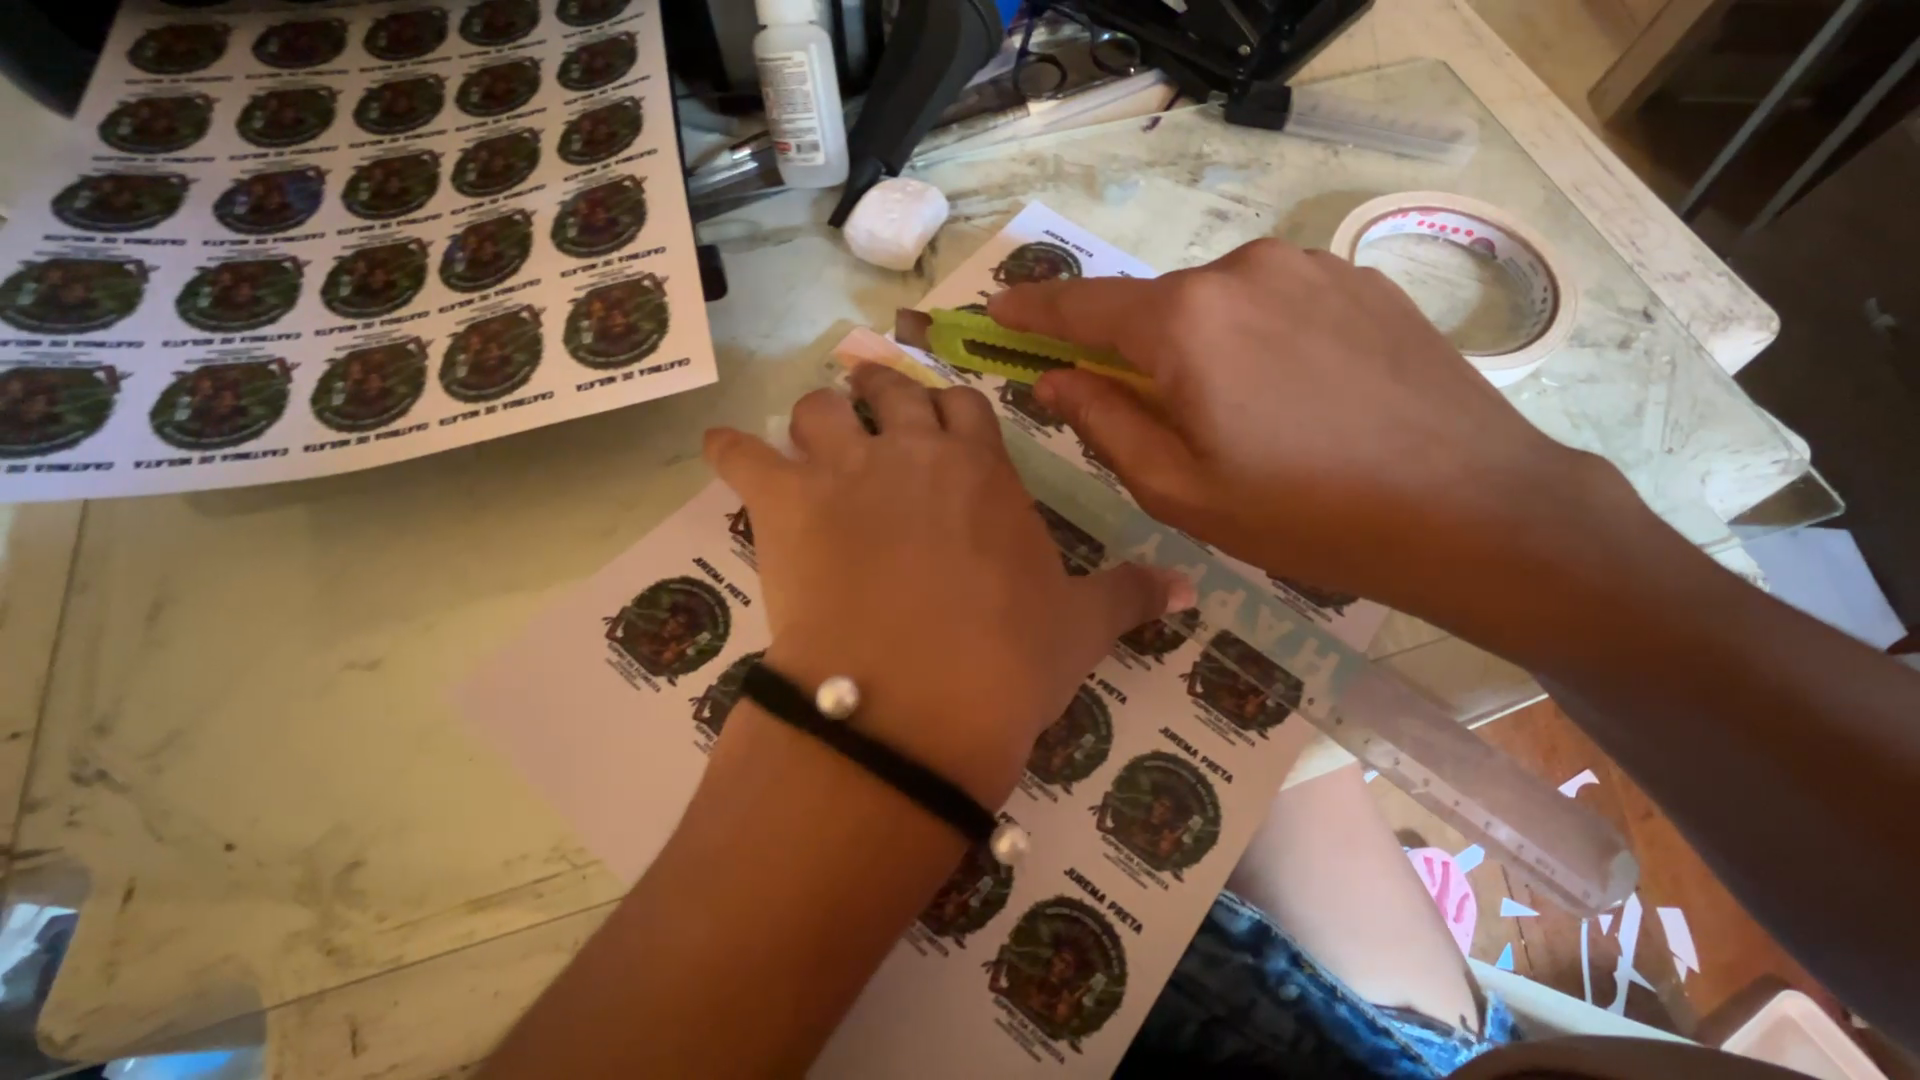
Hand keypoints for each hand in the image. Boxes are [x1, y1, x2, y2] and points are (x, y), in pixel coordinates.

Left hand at [702, 364, 1190, 805]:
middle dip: (881, 395)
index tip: (938, 428)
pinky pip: (742, 456)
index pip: (964, 407)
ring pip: (819, 409)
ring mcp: (845, 471)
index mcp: (982, 470)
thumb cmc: (1007, 662)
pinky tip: (722, 451)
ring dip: (818, 418)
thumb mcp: (1080, 628)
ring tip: (816, 440)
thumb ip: (1133, 596)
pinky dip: (729, 451)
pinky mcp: (785, 504)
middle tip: (873, 414)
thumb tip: (1195, 589)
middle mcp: (913, 453)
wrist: (919, 702)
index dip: (948, 413)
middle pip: (889, 390)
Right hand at [988, 238, 1621, 627]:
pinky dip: (1257, 341)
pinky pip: (1275, 303)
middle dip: (1136, 354)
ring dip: (1203, 351)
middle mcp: (1242, 270)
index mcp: (1186, 322)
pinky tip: (1297, 400)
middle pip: (1155, 308)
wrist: (1471, 509)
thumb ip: (1102, 422)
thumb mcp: (1179, 490)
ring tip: (1243, 422)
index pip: (1083, 305)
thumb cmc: (1304, 514)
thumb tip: (1053, 379)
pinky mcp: (1360, 281)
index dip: (1033, 310)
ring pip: (1218, 305)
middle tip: (1153, 421)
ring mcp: (1309, 267)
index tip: (996, 311)